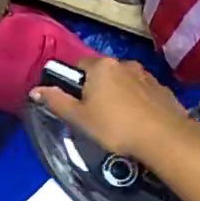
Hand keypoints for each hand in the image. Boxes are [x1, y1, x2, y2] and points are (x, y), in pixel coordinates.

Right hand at [31, 56, 196, 160]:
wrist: (164, 137)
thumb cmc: (115, 126)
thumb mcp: (80, 118)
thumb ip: (57, 101)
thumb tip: (36, 89)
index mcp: (101, 66)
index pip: (79, 65)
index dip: (75, 84)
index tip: (78, 104)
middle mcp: (124, 63)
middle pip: (103, 72)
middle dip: (98, 88)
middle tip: (96, 114)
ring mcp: (146, 74)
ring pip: (124, 81)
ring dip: (119, 93)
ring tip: (119, 119)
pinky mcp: (162, 88)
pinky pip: (142, 90)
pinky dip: (137, 100)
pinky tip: (138, 120)